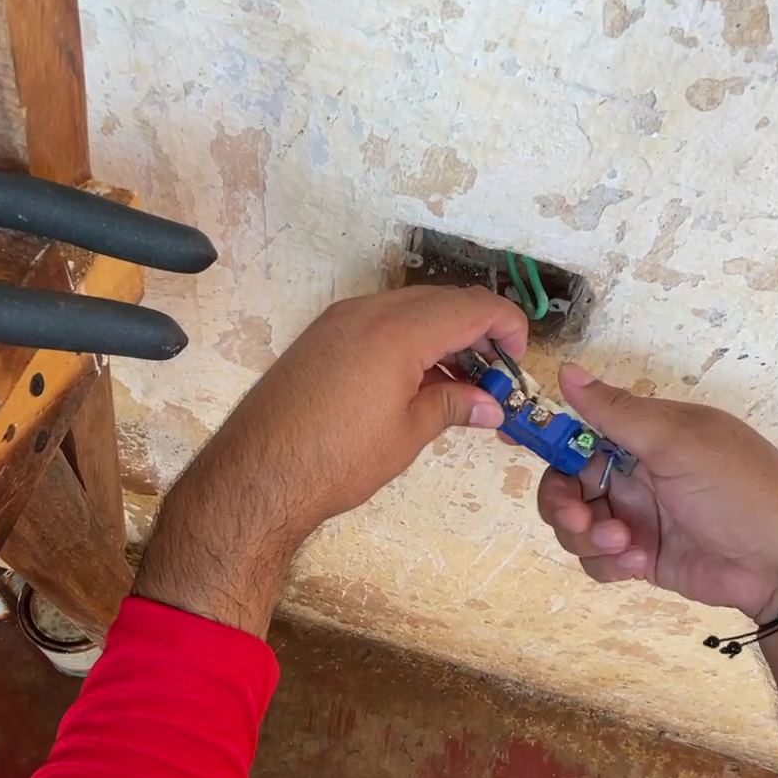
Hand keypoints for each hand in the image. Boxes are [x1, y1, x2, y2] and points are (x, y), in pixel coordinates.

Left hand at [135, 287, 527, 635]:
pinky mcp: (320, 338)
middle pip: (442, 302)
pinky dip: (408, 344)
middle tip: (493, 380)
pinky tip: (416, 383)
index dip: (508, 326)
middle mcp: (367, 310)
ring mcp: (338, 320)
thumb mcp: (406, 434)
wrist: (257, 475)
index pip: (472, 307)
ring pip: (409, 311)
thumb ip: (454, 407)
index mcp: (398, 329)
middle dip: (477, 334)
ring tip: (459, 388)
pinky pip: (378, 324)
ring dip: (442, 340)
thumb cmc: (338, 459)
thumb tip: (491, 406)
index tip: (520, 360)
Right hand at [538, 364, 777, 620]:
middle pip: (563, 483)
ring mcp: (634, 517)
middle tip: (579, 517)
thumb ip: (615, 411)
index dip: (544, 434)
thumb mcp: (677, 440)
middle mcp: (631, 473)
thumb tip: (566, 369)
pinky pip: (596, 559)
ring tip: (626, 545)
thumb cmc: (738, 487)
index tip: (509, 437)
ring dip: (588, 537)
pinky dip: (608, 563)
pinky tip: (638, 564)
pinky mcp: (638, 556)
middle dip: (562, 502)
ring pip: (574, 524)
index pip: (577, 429)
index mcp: (640, 436)